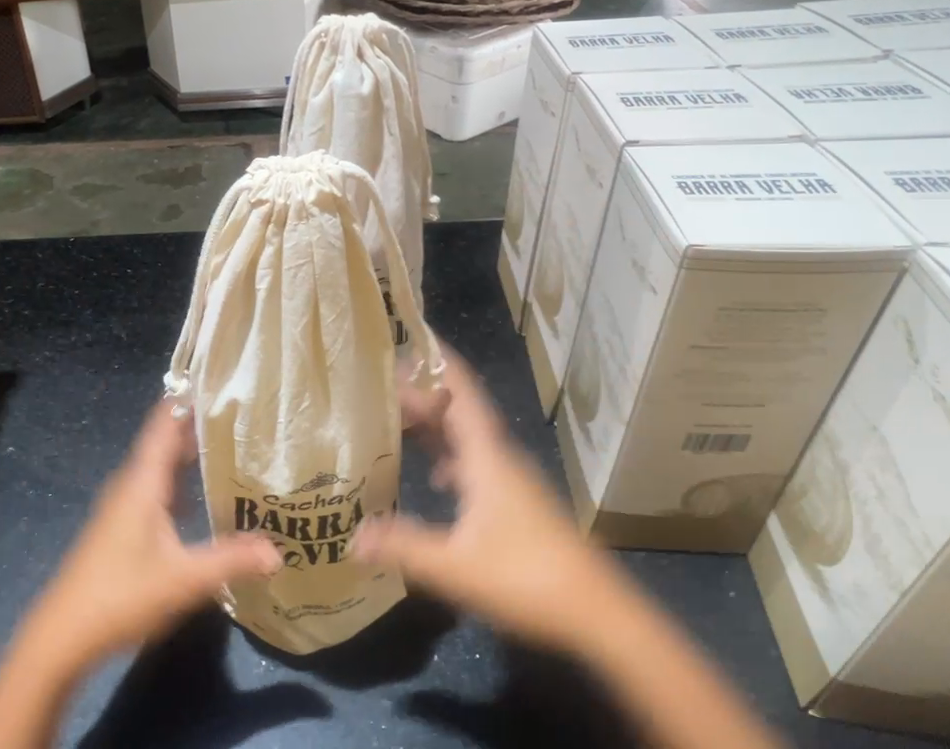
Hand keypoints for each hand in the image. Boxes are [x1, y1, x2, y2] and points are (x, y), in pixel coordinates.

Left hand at [18, 400, 282, 672]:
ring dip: (190, 458)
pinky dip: (181, 485)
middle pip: (165, 444)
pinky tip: (204, 499)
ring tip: (232, 449)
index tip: (221, 381)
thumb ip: (231, 560)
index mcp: (142, 482)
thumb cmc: (120, 595)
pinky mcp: (121, 529)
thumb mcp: (183, 579)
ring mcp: (122, 508)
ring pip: (160, 470)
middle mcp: (130, 486)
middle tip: (243, 416)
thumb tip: (279, 549)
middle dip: (199, 428)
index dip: (188, 399)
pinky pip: (157, 492)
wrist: (63, 635)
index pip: (164, 423)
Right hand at [355, 345, 617, 649]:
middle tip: (382, 383)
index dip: (440, 362)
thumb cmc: (526, 578)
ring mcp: (513, 483)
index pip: (462, 394)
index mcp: (488, 458)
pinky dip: (452, 458)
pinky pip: (477, 465)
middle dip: (424, 395)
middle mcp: (501, 460)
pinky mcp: (519, 506)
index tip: (415, 334)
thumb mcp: (454, 567)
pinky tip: (438, 480)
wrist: (598, 614)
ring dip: (438, 426)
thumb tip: (352, 537)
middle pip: (460, 413)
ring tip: (399, 420)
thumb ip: (403, 547)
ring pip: (469, 439)